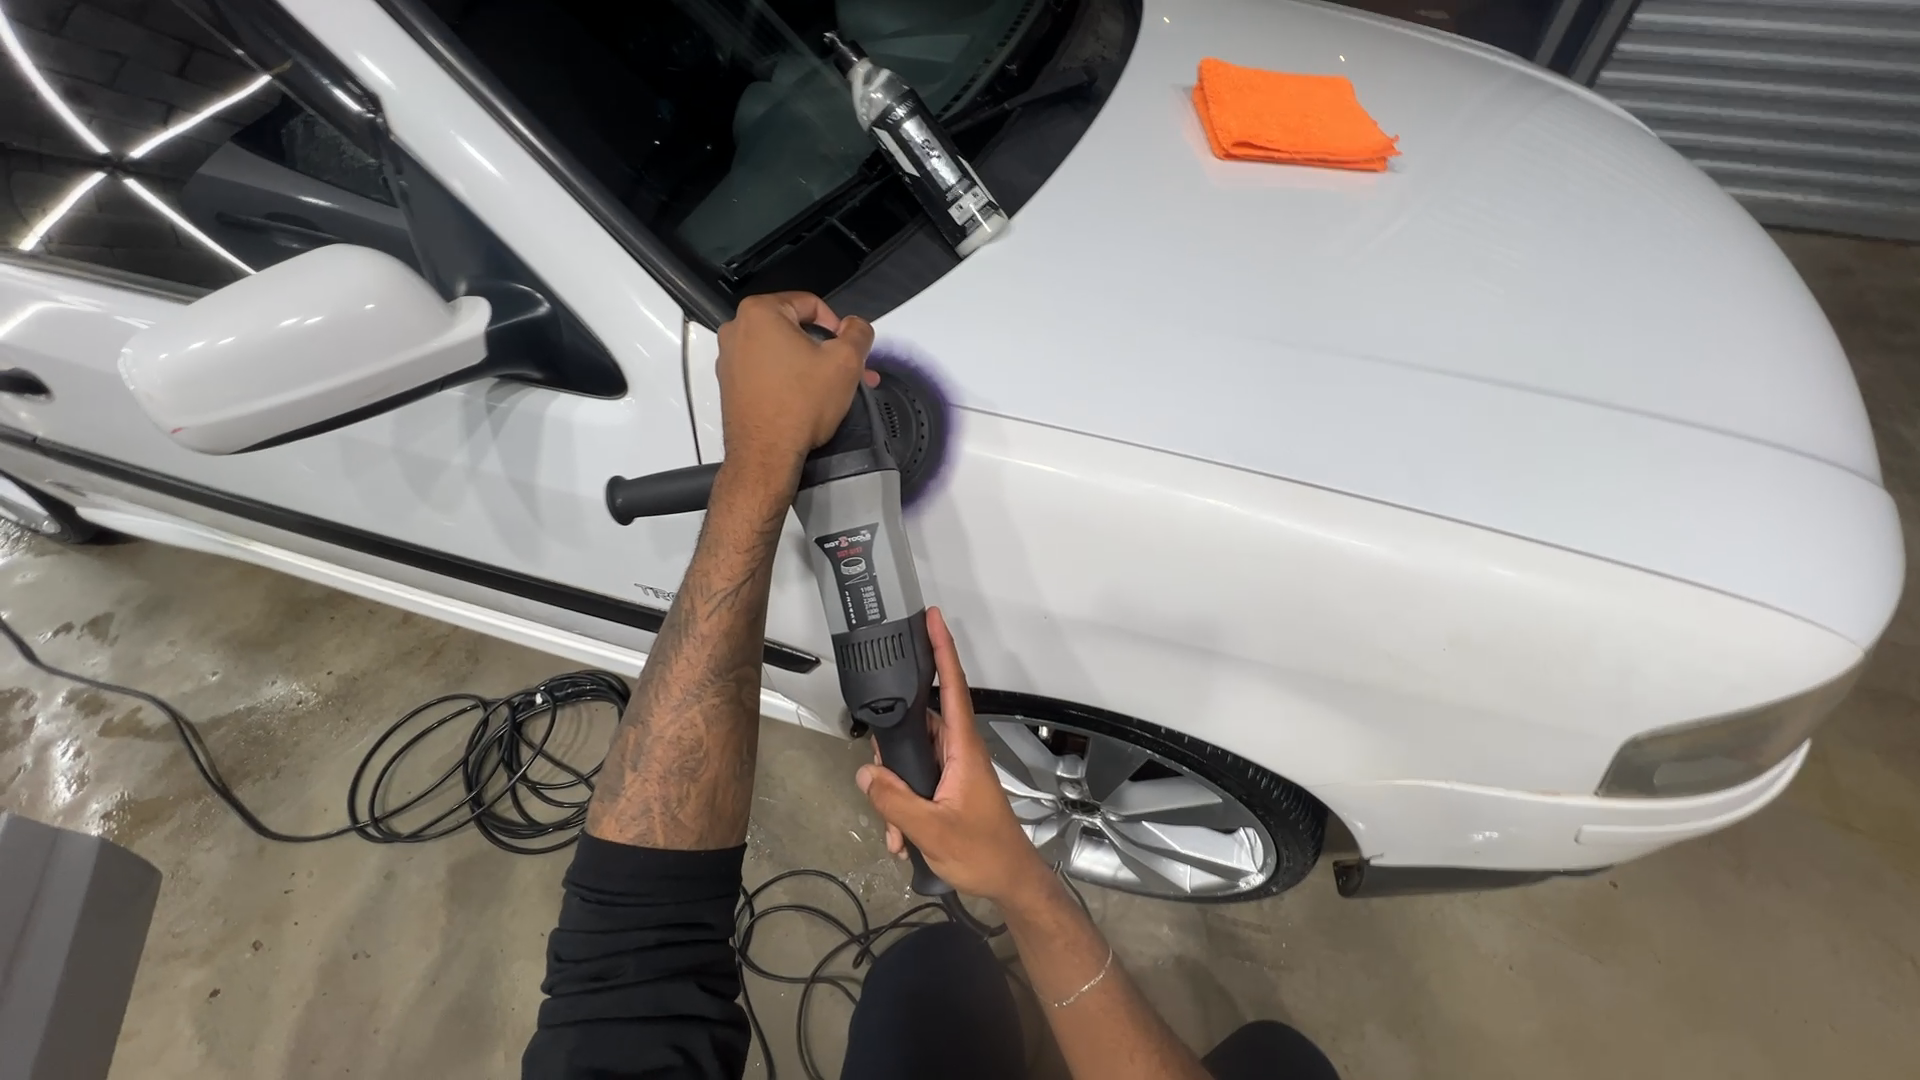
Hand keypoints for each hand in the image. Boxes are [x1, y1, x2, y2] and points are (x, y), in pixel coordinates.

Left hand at [716, 292, 873, 471]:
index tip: (850, 352)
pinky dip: (788, 380)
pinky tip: (806, 400)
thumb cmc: (804, 401)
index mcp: (760, 312)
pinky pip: (766, 371)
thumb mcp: (845, 362)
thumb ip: (858, 333)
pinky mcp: (729, 385)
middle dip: (826, 350)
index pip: (810, 304)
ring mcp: (729, 358)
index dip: (838, 326)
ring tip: (833, 390)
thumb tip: (855, 324)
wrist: (765, 454)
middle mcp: (736, 328)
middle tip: (850, 374)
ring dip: (810, 366)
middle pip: (795, 329)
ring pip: (781, 352)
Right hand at [857, 608, 1052, 905]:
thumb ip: (895, 801)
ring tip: (896, 830)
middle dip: (893, 753)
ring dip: (896, 791)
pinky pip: (917, 783)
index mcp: (963, 747)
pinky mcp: (950, 789)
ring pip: (912, 760)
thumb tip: (867, 773)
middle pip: (917, 725)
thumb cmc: (982, 852)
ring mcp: (954, 770)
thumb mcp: (933, 830)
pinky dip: (903, 807)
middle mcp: (959, 751)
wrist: (1011, 881)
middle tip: (882, 783)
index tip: (933, 617)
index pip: (952, 685)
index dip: (943, 649)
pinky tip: (902, 840)